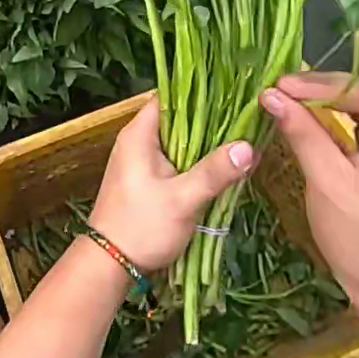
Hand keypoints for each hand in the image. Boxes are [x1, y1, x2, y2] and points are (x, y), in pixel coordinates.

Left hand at [88, 99, 256, 272]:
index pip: (169, 97)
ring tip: (240, 143)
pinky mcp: (145, 179)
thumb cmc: (142, 225)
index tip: (231, 96)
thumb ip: (214, 171)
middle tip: (245, 122)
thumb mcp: (183, 199)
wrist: (110, 263)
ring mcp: (140, 161)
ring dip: (204, 146)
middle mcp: (137, 141)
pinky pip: (174, 161)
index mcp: (139, 134)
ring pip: (178, 143)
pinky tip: (220, 170)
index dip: (199, 94)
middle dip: (209, 123)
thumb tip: (248, 146)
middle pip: (177, 119)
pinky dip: (194, 163)